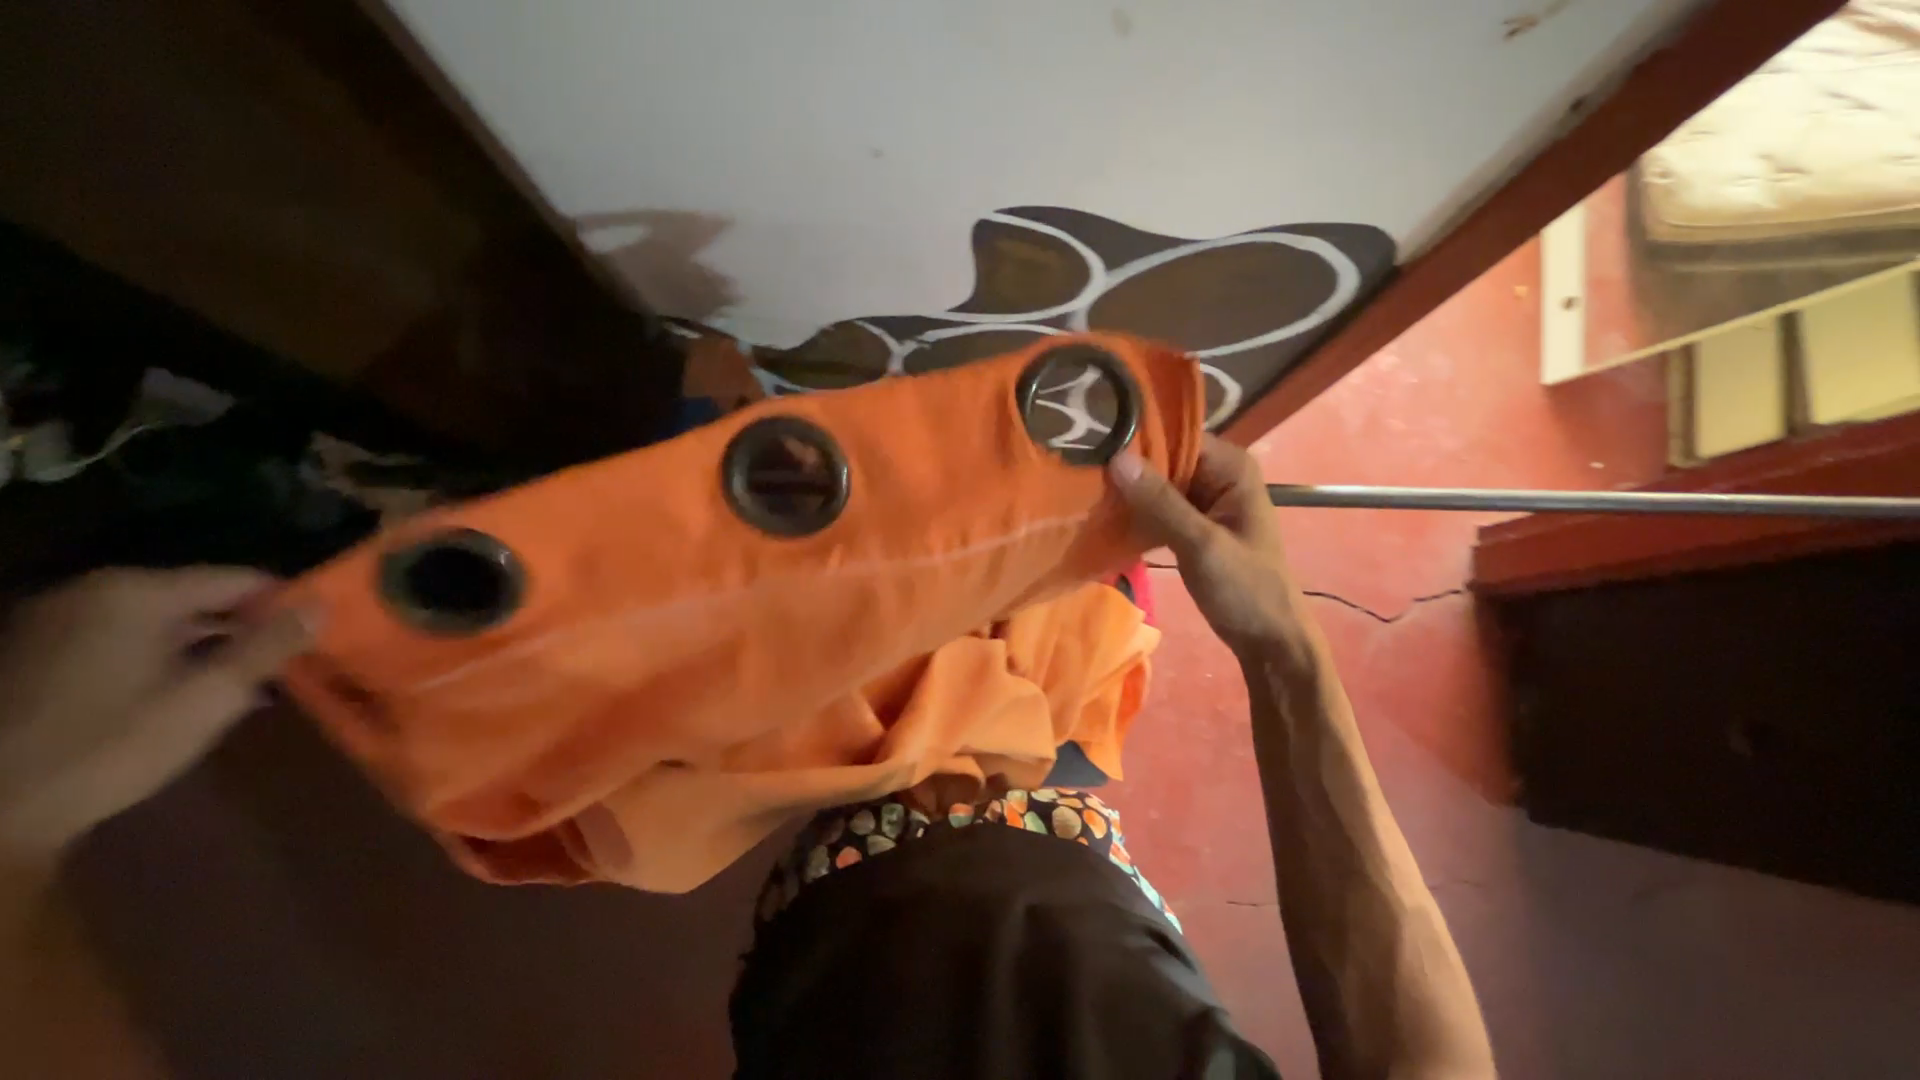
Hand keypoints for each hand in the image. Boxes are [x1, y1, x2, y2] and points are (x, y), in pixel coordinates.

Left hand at [0, 568, 313, 856]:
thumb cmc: (108, 748)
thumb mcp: (207, 699)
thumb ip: (269, 647)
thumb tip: (323, 606)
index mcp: (137, 593)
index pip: (240, 579)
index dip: (286, 604)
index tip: (319, 633)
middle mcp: (93, 591)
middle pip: (199, 597)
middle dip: (247, 628)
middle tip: (287, 662)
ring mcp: (56, 620)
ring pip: (161, 620)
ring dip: (207, 645)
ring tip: (246, 683)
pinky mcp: (35, 651)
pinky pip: (124, 638)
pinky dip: (162, 657)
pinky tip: (185, 692)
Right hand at [1108, 435, 1305, 654]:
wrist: (1269, 639)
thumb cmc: (1245, 589)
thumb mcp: (1201, 544)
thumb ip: (1160, 502)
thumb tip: (1117, 458)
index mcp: (1232, 467)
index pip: (1177, 438)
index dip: (1138, 443)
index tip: (1096, 452)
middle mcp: (1219, 475)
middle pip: (1165, 460)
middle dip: (1128, 471)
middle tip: (1083, 478)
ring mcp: (1206, 501)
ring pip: (1158, 485)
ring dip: (1129, 495)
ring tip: (1089, 498)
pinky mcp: (1193, 525)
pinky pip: (1159, 509)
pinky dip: (1138, 515)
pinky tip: (1107, 521)